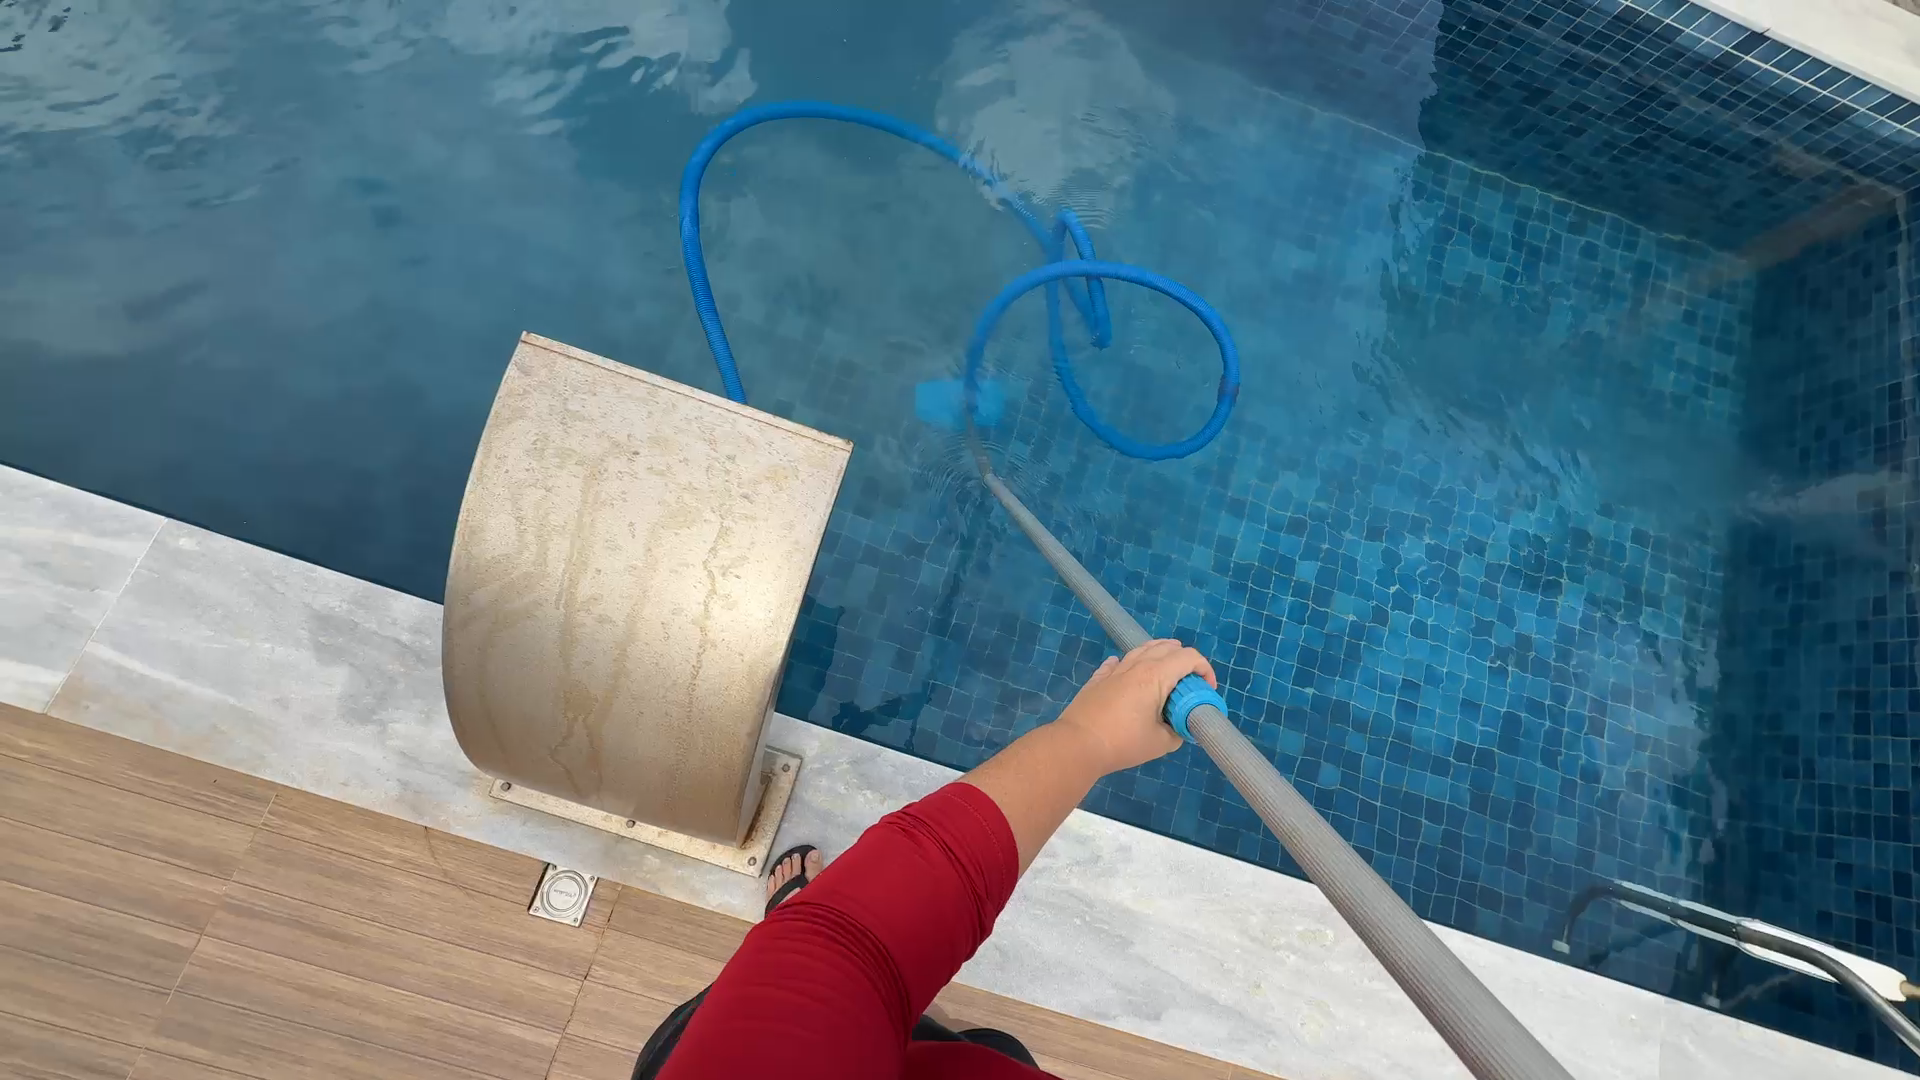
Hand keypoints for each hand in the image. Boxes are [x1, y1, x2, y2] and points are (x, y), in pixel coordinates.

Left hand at [1052, 639, 1215, 775]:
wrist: (1079, 742)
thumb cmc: (1123, 742)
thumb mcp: (1162, 743)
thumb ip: (1178, 731)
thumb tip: (1180, 728)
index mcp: (1155, 676)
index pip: (1188, 657)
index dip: (1204, 669)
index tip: (1207, 690)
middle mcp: (1136, 665)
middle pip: (1166, 647)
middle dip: (1184, 659)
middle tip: (1190, 681)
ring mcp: (1114, 670)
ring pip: (1141, 649)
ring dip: (1159, 655)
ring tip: (1167, 669)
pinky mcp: (1098, 678)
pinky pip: (1118, 663)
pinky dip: (1130, 664)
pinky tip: (1128, 672)